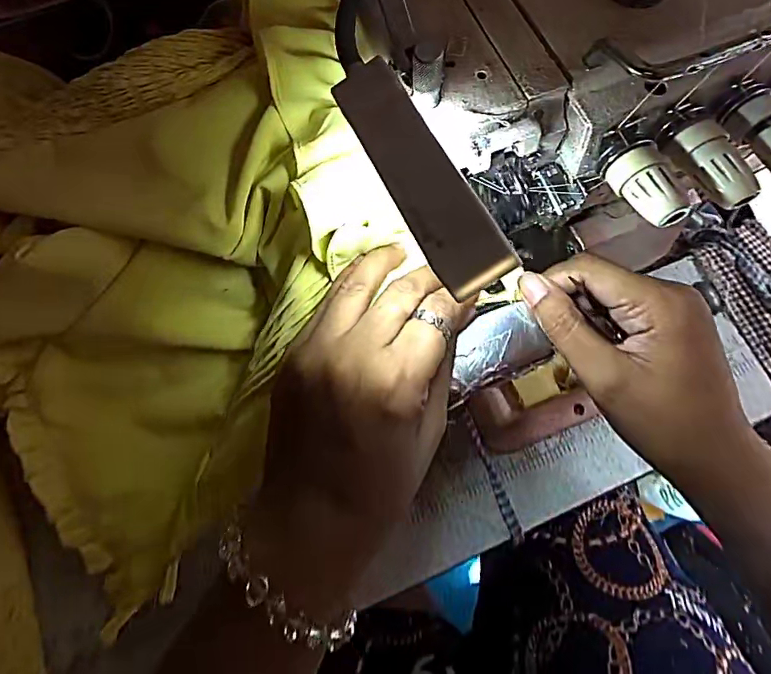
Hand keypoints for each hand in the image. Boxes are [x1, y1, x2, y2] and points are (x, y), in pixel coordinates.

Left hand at [245, 246, 472, 613]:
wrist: (307, 520)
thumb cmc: (381, 487)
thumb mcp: (430, 429)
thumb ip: (442, 362)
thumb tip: (455, 314)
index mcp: (394, 382)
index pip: (436, 313)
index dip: (460, 293)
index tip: (475, 281)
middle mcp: (353, 354)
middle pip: (401, 291)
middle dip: (432, 274)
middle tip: (451, 268)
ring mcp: (317, 348)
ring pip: (358, 283)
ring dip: (386, 262)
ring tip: (405, 251)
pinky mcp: (294, 350)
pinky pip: (330, 302)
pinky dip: (355, 285)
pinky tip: (373, 277)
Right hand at [519, 253, 758, 494]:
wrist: (717, 460)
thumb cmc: (669, 427)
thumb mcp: (604, 377)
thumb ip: (564, 326)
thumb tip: (531, 286)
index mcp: (660, 300)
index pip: (588, 267)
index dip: (553, 286)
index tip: (533, 311)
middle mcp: (674, 292)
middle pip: (601, 278)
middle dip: (574, 308)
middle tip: (568, 348)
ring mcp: (678, 305)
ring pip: (612, 293)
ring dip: (592, 320)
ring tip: (597, 360)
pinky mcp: (677, 319)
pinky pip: (629, 308)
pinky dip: (611, 328)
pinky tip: (614, 359)